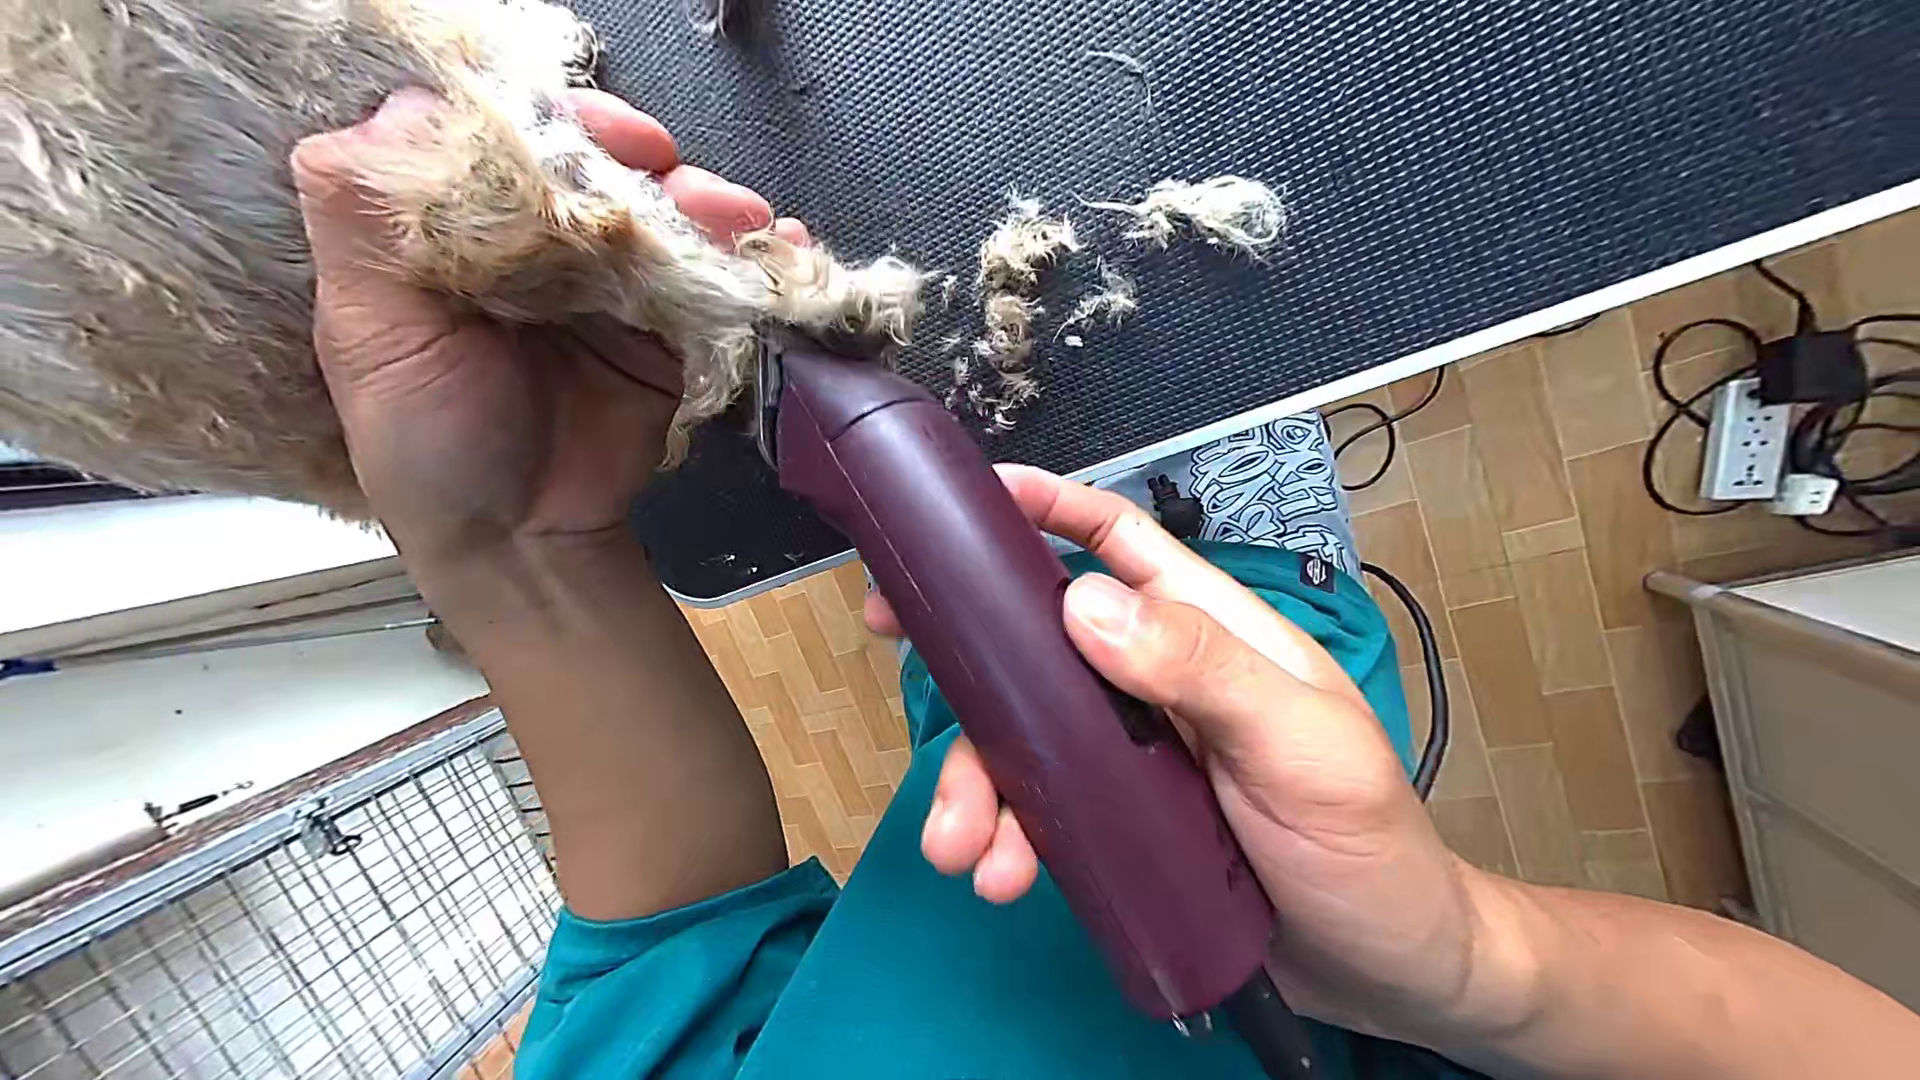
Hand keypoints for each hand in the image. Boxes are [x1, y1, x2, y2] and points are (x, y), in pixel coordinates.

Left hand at [291, 88, 807, 562]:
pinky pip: (710, 292)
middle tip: (690, 187)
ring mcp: (616, 297)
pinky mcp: (669, 342)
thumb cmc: (434, 445)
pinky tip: (779, 252)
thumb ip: (366, 216)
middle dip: (654, 171)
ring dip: (712, 213)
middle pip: (604, 177)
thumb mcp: (371, 332)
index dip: (561, 124)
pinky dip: (748, 269)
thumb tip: (416, 109)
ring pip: (666, 228)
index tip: (612, 139)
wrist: (527, 537)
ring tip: (748, 221)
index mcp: (462, 235)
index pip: (510, 144)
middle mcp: (545, 253)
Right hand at [865, 466, 1507, 1045]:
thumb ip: (1202, 667)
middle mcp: (1143, 670)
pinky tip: (1000, 872)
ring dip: (973, 773)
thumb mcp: (1299, 745)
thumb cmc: (1362, 843)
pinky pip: (1032, 799)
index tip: (971, 498)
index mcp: (1195, 625)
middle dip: (964, 637)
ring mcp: (1119, 741)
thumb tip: (1081, 602)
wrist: (1379, 969)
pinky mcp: (1103, 808)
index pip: (1113, 536)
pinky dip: (1004, 829)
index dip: (1045, 505)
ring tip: (956, 840)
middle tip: (889, 635)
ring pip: (1018, 726)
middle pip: (1034, 630)